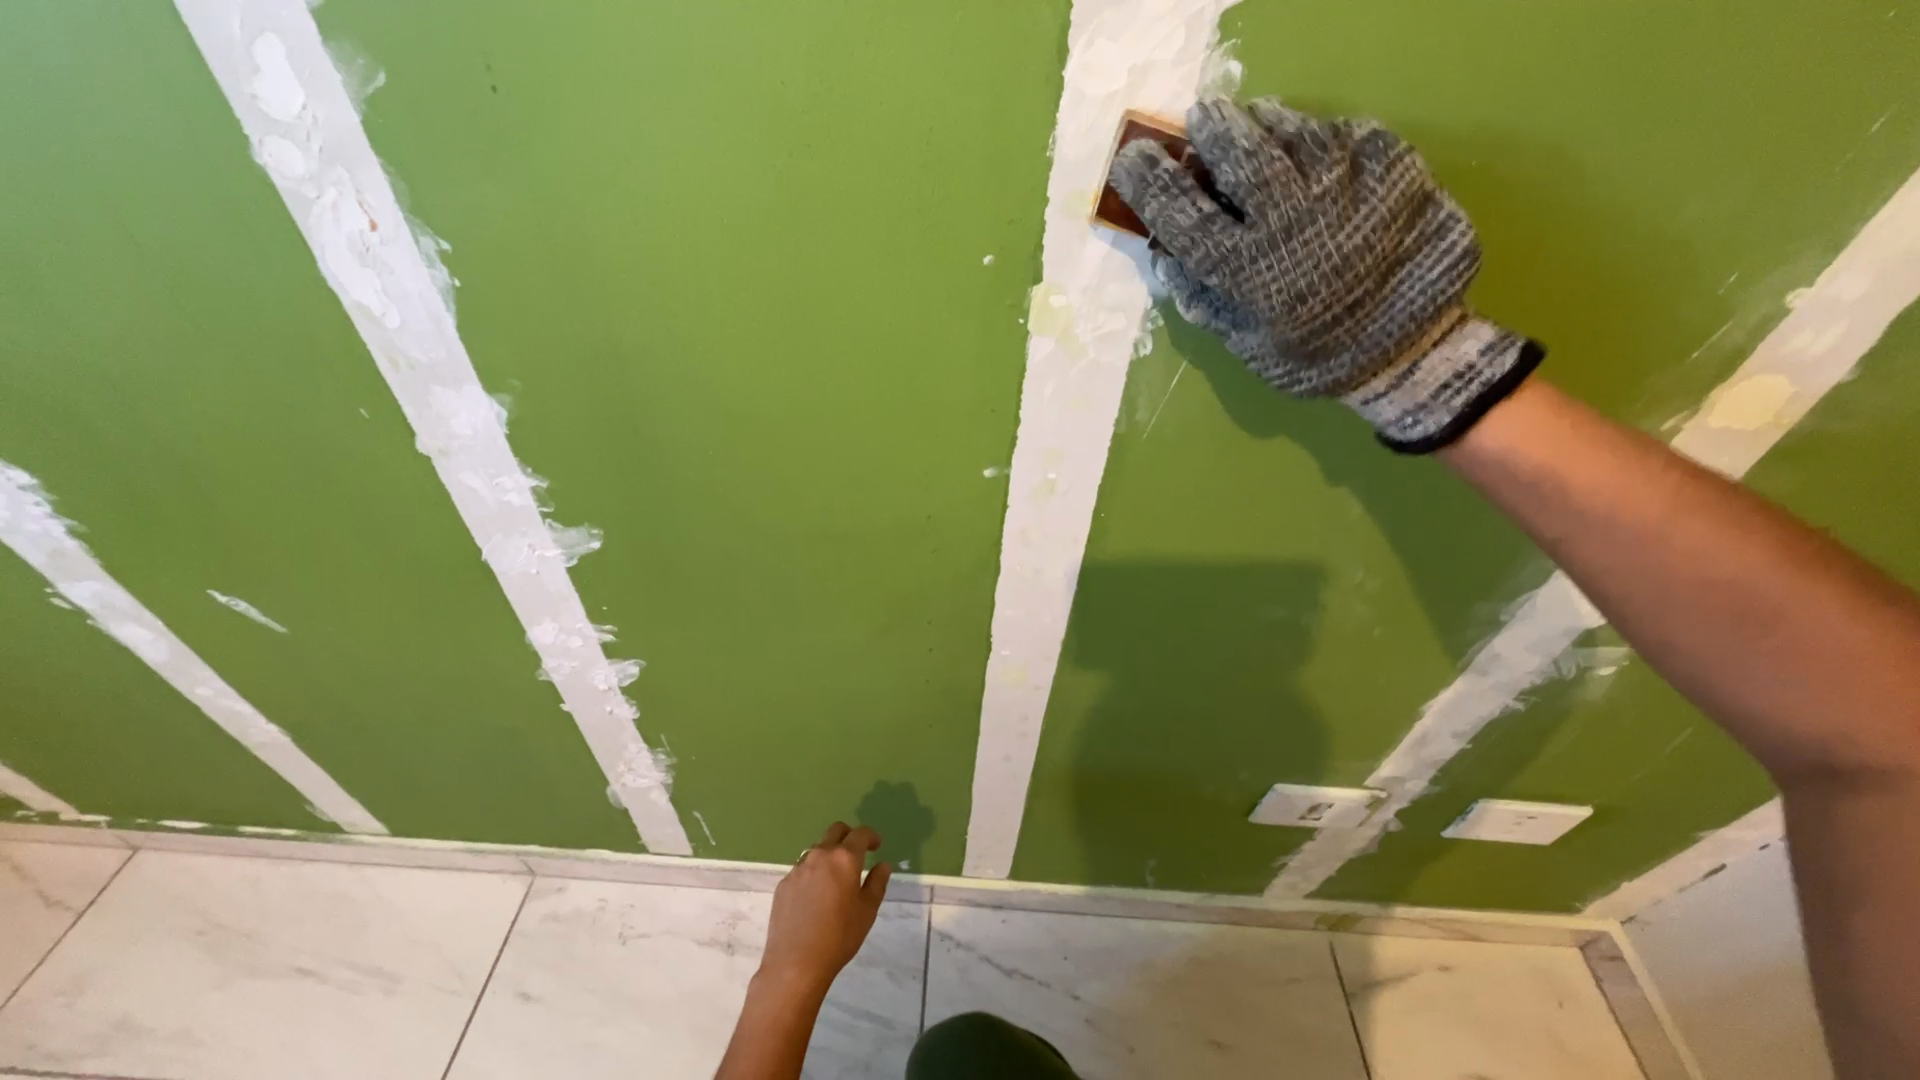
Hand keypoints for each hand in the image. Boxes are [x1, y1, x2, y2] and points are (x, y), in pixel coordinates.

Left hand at [758, 822, 892, 996]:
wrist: (796, 962)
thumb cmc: (839, 937)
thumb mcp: (867, 911)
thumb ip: (877, 883)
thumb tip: (883, 865)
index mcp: (844, 859)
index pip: (860, 834)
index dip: (871, 836)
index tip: (876, 846)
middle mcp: (820, 856)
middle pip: (835, 831)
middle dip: (848, 836)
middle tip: (857, 854)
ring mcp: (798, 869)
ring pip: (817, 850)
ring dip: (829, 855)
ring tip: (835, 880)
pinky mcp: (783, 884)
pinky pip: (802, 869)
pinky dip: (813, 873)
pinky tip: (815, 898)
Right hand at [1110, 97, 1542, 453]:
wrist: (1411, 353)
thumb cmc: (1315, 355)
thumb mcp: (1246, 344)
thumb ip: (1203, 298)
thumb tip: (1164, 254)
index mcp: (1249, 272)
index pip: (1183, 216)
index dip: (1151, 183)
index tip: (1133, 158)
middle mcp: (1292, 224)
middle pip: (1241, 156)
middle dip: (1214, 130)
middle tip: (1202, 118)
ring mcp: (1347, 189)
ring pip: (1294, 134)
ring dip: (1267, 122)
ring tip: (1256, 121)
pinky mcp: (1394, 169)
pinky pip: (1344, 134)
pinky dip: (1320, 134)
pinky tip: (1314, 145)